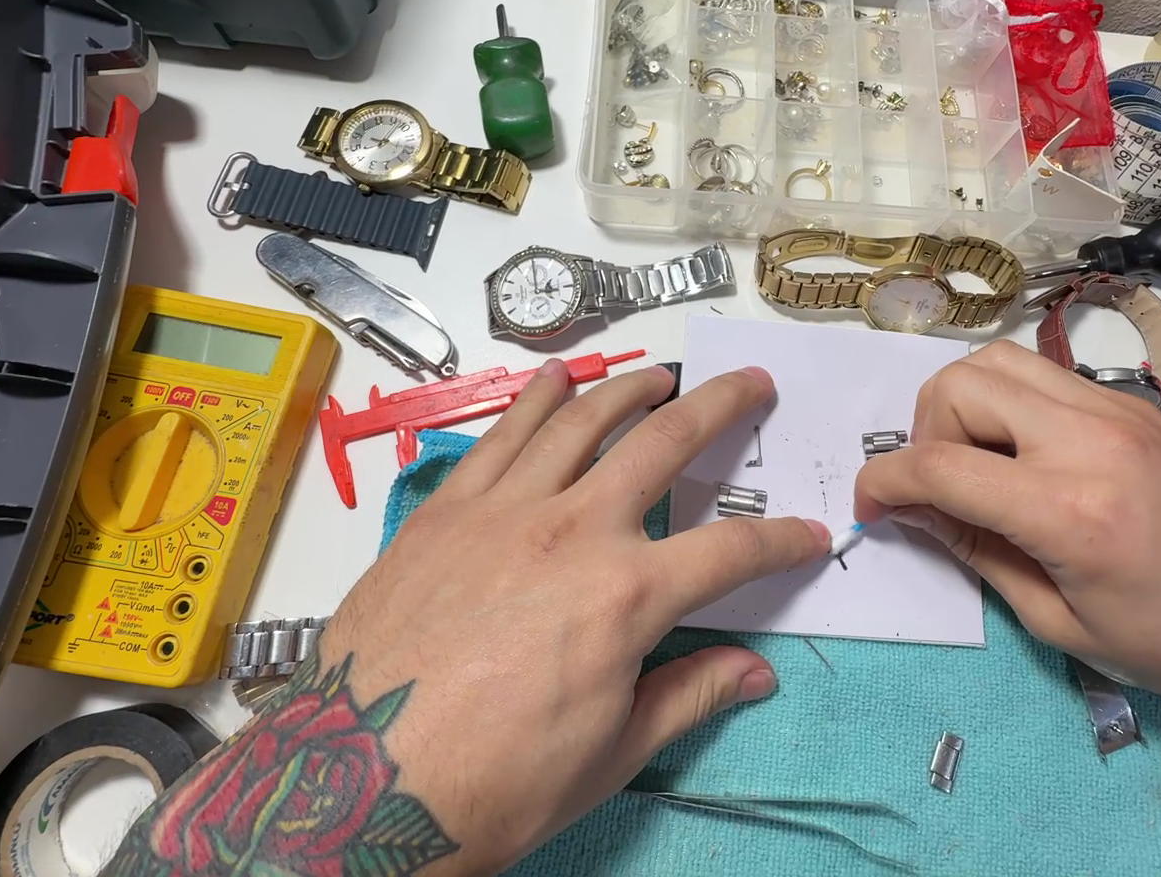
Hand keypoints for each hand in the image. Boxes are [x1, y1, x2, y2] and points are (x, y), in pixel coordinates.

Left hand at [316, 361, 828, 873]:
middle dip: (721, 406)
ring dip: (632, 388)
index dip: (781, 540)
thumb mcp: (609, 754)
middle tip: (751, 384)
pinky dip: (536, 398)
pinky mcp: (449, 507)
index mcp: (625, 595)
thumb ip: (689, 696)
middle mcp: (574, 530)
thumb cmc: (492, 783)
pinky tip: (556, 378)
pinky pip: (501, 434)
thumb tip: (756, 672)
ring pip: (582, 419)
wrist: (352, 785)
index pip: (731, 552)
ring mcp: (507, 508)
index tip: (809, 534)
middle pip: (665, 443)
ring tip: (662, 374)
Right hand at [853, 340, 1160, 725]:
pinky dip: (1003, 401)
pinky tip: (1019, 451)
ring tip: (976, 459)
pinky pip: (1037, 374)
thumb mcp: (1050, 618)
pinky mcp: (1128, 402)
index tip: (870, 506)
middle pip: (958, 385)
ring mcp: (1113, 408)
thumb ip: (970, 549)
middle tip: (941, 485)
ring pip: (994, 360)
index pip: (939, 465)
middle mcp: (1088, 438)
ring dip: (960, 404)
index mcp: (1069, 509)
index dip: (883, 482)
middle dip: (923, 432)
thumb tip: (909, 508)